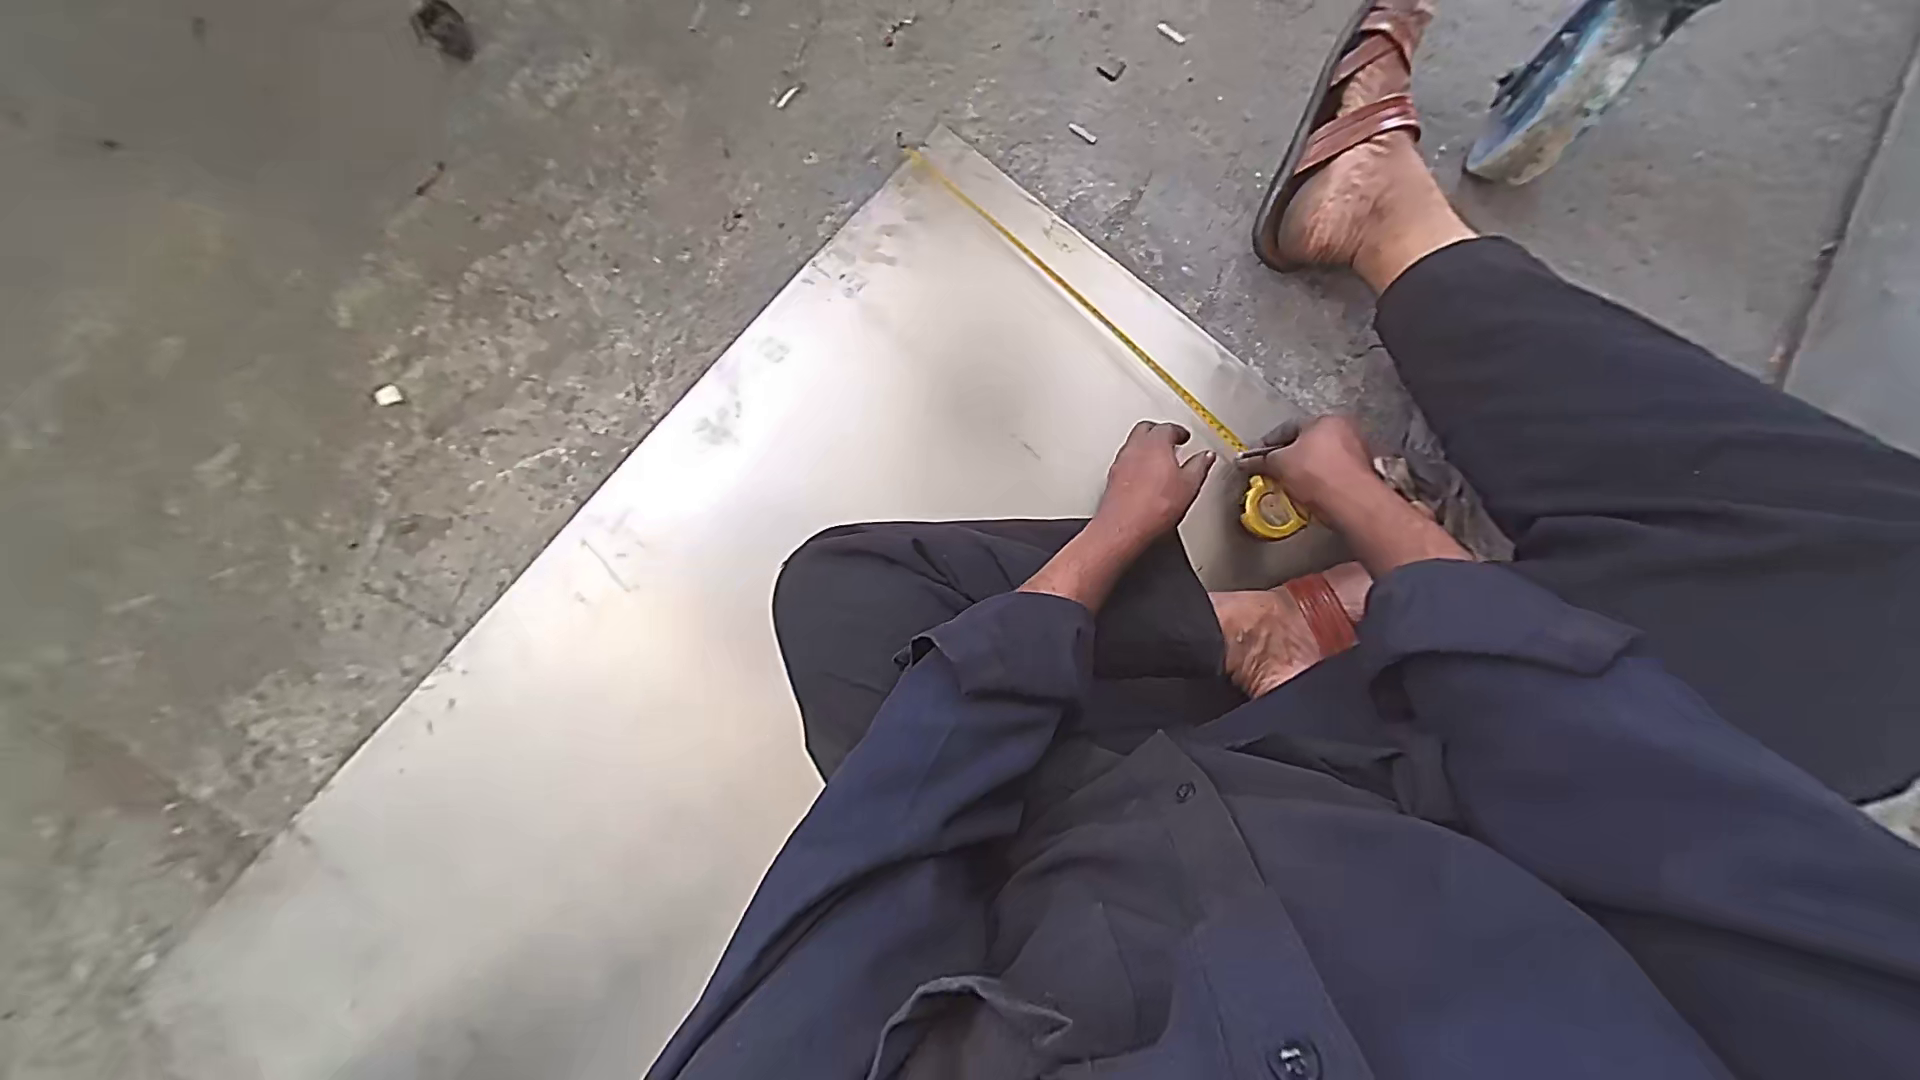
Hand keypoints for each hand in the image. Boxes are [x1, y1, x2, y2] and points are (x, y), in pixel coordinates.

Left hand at [1093, 421, 1215, 545]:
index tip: (1184, 436)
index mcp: (1155, 443)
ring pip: (1132, 444)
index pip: (1167, 428)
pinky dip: (1136, 462)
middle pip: (1145, 429)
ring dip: (1145, 447)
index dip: (1178, 431)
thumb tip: (1205, 457)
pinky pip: (1125, 462)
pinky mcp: (1112, 479)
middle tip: (1170, 440)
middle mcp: (1134, 449)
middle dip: (1158, 432)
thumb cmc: (1153, 507)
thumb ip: (1199, 466)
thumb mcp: (1189, 485)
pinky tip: (1143, 476)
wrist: (1124, 527)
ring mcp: (1120, 463)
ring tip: (1158, 458)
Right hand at [1237, 415, 1380, 521]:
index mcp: (1325, 419)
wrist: (1351, 501)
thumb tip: (1241, 462)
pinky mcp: (1362, 471)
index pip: (1286, 428)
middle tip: (1270, 471)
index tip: (1254, 458)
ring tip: (1286, 483)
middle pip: (1305, 442)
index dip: (1266, 444)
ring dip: (1302, 468)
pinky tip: (1307, 490)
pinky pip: (1332, 471)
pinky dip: (1318, 479)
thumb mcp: (1278, 465)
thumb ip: (1259, 461)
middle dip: (1286, 456)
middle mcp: (1345, 428)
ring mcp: (1358, 450)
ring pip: (1319, 457)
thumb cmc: (1314, 474)